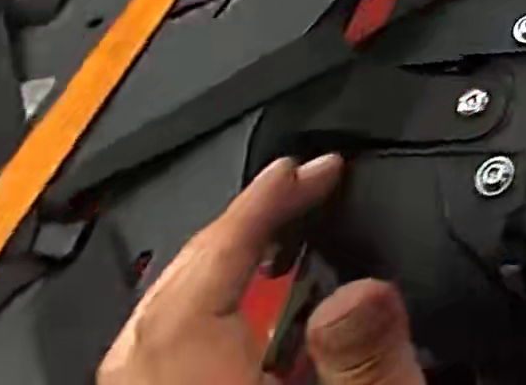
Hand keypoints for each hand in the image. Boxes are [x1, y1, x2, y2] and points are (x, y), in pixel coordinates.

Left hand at [99, 155, 427, 384]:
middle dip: (228, 228)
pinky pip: (175, 352)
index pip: (194, 301)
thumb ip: (367, 355)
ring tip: (282, 213)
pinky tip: (264, 284)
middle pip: (161, 313)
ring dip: (218, 258)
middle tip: (298, 178)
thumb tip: (357, 288)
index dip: (242, 222)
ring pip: (158, 332)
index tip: (298, 169)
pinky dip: (214, 297)